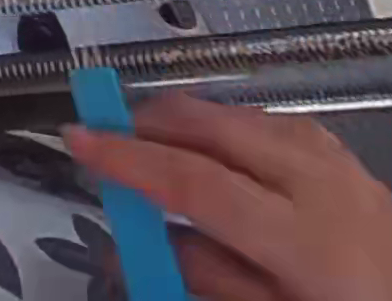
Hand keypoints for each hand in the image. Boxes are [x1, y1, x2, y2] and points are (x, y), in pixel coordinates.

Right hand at [64, 96, 391, 300]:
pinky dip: (203, 125)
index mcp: (308, 239)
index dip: (126, 156)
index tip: (75, 135)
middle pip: (201, 121)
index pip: (194, 180)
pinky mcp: (316, 133)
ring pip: (216, 110)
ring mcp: (316, 145)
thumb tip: (141, 238)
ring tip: (143, 152)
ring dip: (168, 122)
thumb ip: (213, 279)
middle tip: (102, 139)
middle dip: (141, 122)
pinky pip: (239, 115)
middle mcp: (311, 173)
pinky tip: (197, 153)